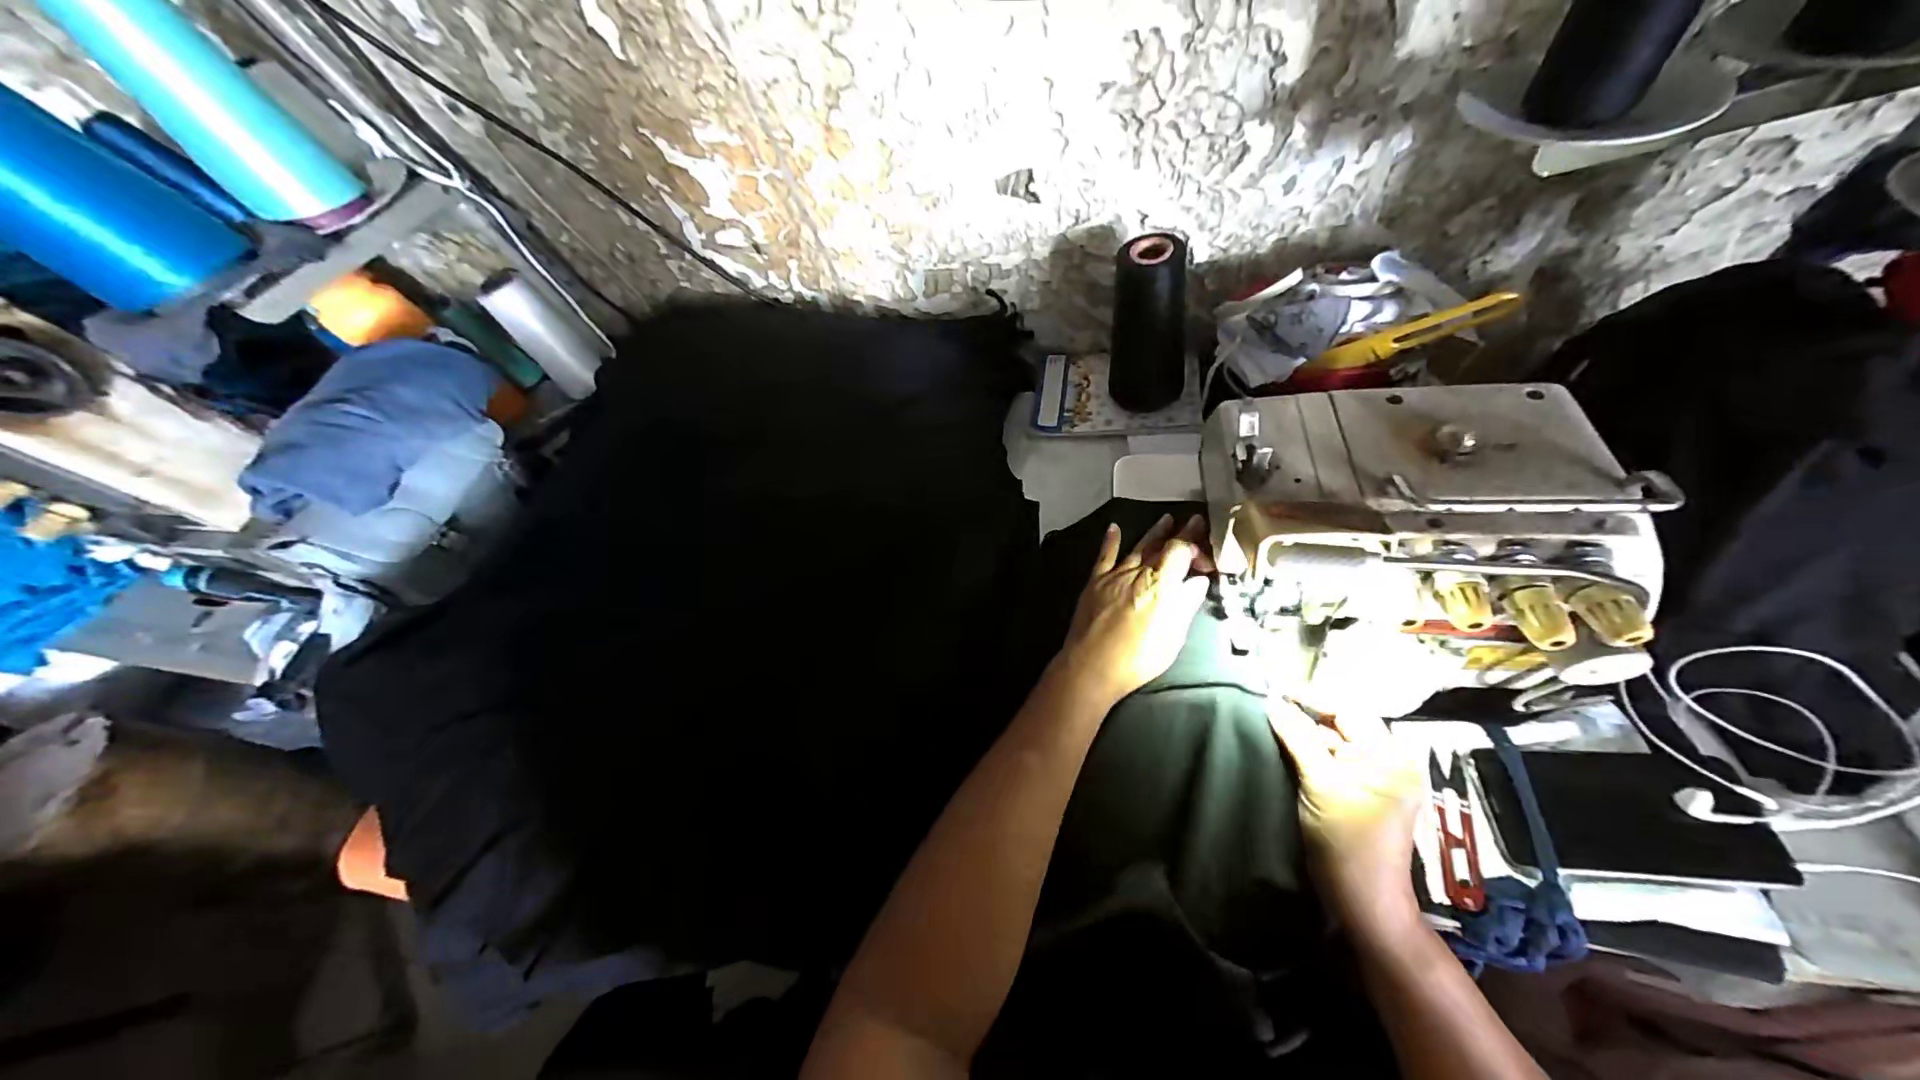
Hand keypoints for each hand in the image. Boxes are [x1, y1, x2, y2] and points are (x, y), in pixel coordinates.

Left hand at [1056, 514, 1212, 706]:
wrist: (1090, 667)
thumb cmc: (1136, 660)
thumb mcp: (1172, 638)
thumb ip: (1185, 606)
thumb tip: (1197, 582)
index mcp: (1160, 586)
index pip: (1180, 552)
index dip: (1195, 549)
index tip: (1204, 558)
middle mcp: (1137, 575)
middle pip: (1162, 546)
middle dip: (1181, 533)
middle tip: (1194, 520)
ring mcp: (1114, 576)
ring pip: (1138, 548)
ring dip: (1154, 533)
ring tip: (1166, 519)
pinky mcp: (1095, 582)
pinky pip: (1104, 556)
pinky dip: (1110, 541)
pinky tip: (1114, 528)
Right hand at [1268, 702, 1423, 937]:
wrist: (1362, 901)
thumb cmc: (1346, 841)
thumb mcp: (1319, 783)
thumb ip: (1297, 737)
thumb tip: (1271, 700)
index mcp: (1391, 755)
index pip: (1347, 710)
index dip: (1309, 698)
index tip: (1271, 689)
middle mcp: (1389, 761)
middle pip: (1340, 725)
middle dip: (1303, 716)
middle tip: (1264, 707)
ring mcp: (1376, 780)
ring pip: (1333, 744)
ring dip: (1304, 736)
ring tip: (1267, 726)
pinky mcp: (1361, 795)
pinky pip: (1333, 763)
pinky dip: (1309, 755)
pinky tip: (1282, 751)